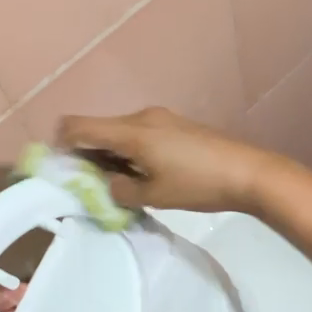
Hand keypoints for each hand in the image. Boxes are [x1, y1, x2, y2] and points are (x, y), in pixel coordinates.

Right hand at [57, 107, 293, 212]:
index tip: (61, 168)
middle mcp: (142, 117)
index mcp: (131, 130)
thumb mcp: (154, 195)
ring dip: (112, 156)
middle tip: (90, 186)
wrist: (250, 173)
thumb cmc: (199, 184)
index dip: (61, 144)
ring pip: (120, 133)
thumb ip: (120, 190)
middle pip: (99, 129)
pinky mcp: (177, 127)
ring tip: (120, 186)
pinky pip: (140, 136)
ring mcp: (162, 119)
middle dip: (88, 154)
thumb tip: (108, 184)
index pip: (78, 125)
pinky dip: (132, 153)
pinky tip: (145, 176)